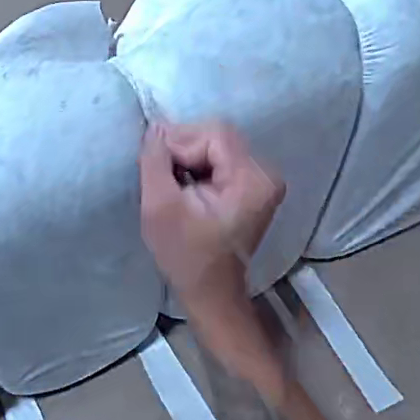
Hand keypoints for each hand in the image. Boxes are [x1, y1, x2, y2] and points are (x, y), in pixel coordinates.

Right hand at [139, 121, 284, 307]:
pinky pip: (217, 158)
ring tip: (170, 183)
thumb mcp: (159, 206)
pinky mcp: (249, 185)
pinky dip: (195, 166)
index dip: (178, 144)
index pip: (212, 134)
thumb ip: (155, 160)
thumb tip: (155, 127)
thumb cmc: (185, 255)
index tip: (157, 170)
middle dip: (181, 149)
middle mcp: (264, 173)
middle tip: (159, 175)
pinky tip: (182, 187)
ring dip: (185, 157)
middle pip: (215, 135)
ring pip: (214, 144)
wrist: (209, 292)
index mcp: (252, 179)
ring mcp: (260, 179)